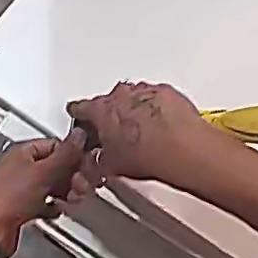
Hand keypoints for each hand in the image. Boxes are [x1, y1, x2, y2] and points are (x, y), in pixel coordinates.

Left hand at [0, 130, 92, 254]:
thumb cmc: (8, 199)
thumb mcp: (44, 172)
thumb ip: (65, 154)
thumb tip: (79, 135)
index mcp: (22, 152)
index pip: (55, 145)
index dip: (71, 155)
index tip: (84, 166)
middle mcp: (19, 167)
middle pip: (53, 165)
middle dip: (70, 176)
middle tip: (80, 185)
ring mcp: (18, 188)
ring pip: (49, 184)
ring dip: (64, 191)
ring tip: (72, 198)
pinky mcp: (19, 207)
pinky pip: (41, 202)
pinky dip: (51, 205)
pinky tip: (56, 209)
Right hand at [66, 81, 232, 186]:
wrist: (179, 146)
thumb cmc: (146, 152)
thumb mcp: (110, 166)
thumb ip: (96, 161)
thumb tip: (95, 166)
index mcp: (101, 109)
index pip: (81, 107)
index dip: (78, 113)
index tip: (78, 113)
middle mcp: (122, 94)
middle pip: (109, 101)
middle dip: (111, 115)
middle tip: (116, 134)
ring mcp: (145, 91)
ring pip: (134, 97)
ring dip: (134, 111)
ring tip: (141, 132)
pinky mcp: (166, 93)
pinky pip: (156, 97)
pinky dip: (156, 108)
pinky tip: (160, 125)